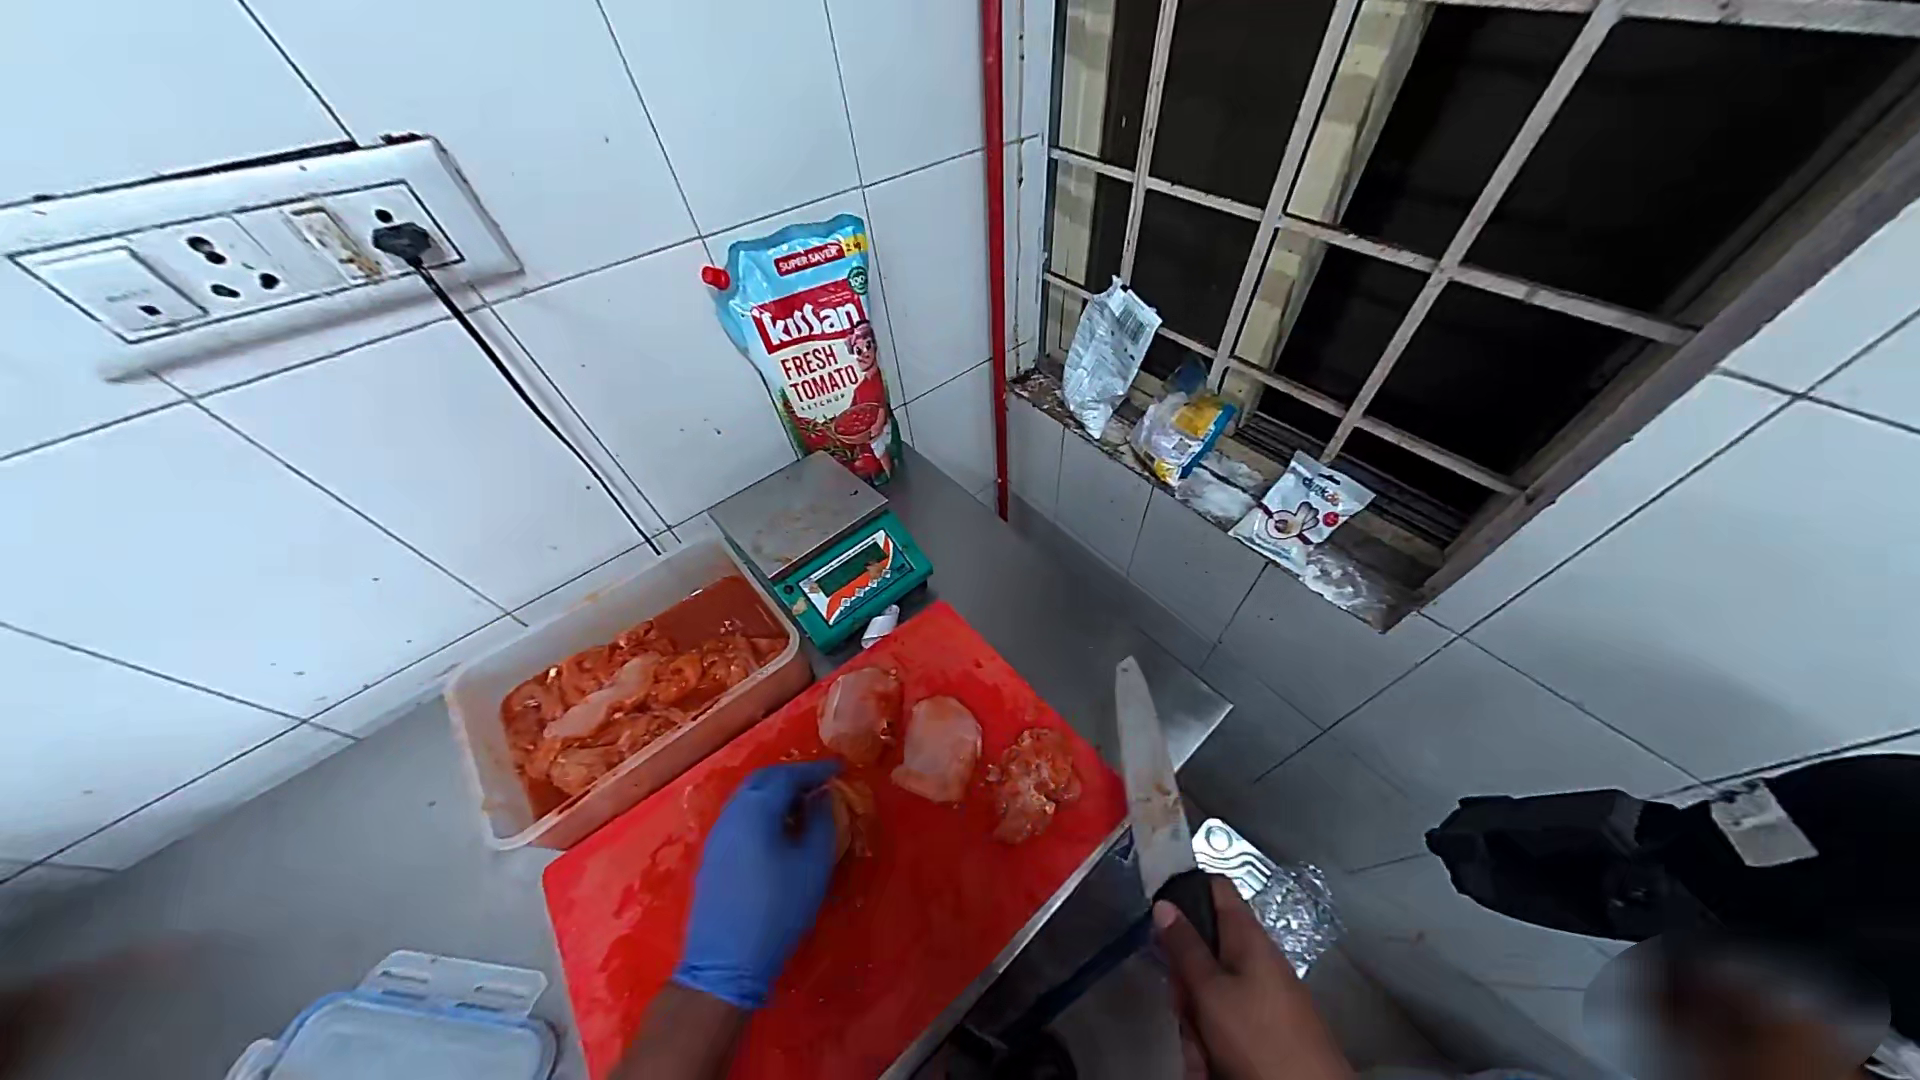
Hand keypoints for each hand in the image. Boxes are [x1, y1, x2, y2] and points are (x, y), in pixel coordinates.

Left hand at [672, 761, 841, 1009]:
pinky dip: (764, 809)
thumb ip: (822, 821)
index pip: (789, 774)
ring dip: (777, 792)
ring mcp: (718, 833)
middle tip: (821, 782)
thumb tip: (823, 796)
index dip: (816, 769)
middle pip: (765, 779)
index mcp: (756, 808)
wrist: (725, 964)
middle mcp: (732, 812)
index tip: (840, 768)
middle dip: (794, 775)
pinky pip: (742, 815)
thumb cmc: (777, 909)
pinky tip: (780, 828)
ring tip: (804, 803)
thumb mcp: (813, 863)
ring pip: (750, 797)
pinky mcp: (713, 854)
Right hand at [1154, 875, 1353, 1079]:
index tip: (1160, 910)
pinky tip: (1212, 1064)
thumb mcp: (1210, 992)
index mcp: (1248, 937)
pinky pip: (1226, 1018)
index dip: (1186, 889)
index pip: (1216, 887)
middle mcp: (1257, 958)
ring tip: (1201, 1048)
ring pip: (1210, 989)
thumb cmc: (1259, 1039)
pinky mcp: (1268, 1027)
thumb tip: (1163, 902)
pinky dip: (1213, 1039)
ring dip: (1195, 1017)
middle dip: (1185, 978)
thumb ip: (1184, 947)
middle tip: (1182, 1003)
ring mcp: (1264, 994)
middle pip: (1205, 946)